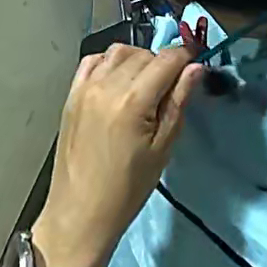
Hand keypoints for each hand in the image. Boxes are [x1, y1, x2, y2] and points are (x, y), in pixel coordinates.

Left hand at [31, 45, 203, 266]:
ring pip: (119, 51)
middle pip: (145, 53)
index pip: (167, 59)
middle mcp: (107, 86)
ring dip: (138, 59)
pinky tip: (118, 80)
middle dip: (163, 62)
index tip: (195, 63)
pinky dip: (110, 62)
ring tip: (145, 84)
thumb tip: (195, 68)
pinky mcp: (71, 95)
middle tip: (171, 86)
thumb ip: (179, 101)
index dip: (186, 56)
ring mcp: (86, 88)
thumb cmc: (128, 187)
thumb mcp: (163, 147)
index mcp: (133, 101)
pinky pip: (93, 61)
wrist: (80, 214)